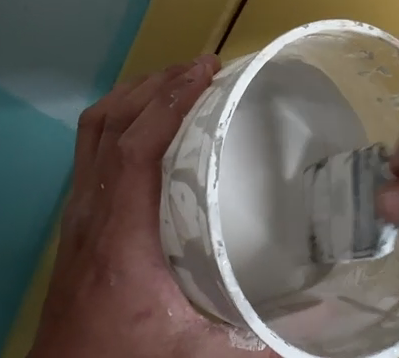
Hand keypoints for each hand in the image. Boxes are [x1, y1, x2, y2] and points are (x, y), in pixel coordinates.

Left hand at [31, 54, 275, 357]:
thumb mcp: (194, 353)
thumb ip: (258, 338)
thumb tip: (324, 316)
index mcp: (120, 233)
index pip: (135, 146)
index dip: (169, 101)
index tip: (206, 71)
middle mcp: (92, 208)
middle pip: (113, 122)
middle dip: (158, 84)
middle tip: (203, 68)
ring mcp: (77, 208)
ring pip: (95, 126)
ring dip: (134, 93)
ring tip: (176, 80)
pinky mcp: (75, 214)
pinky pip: (89, 144)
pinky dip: (117, 114)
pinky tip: (145, 118)